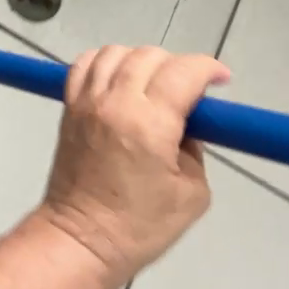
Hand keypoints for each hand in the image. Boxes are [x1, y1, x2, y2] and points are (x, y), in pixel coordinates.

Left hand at [35, 45, 230, 283]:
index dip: (207, 68)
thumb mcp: (192, 193)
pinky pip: (84, 65)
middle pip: (147, 56)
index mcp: (148, 123)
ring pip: (113, 53)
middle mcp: (113, 102)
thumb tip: (186, 123)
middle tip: (190, 90)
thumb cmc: (141, 225)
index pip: (181, 72)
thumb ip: (194, 148)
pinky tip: (120, 78)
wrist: (81, 235)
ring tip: (155, 83)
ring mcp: (85, 101)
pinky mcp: (68, 106)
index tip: (221, 80)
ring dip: (140, 60)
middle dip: (177, 65)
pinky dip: (105, 61)